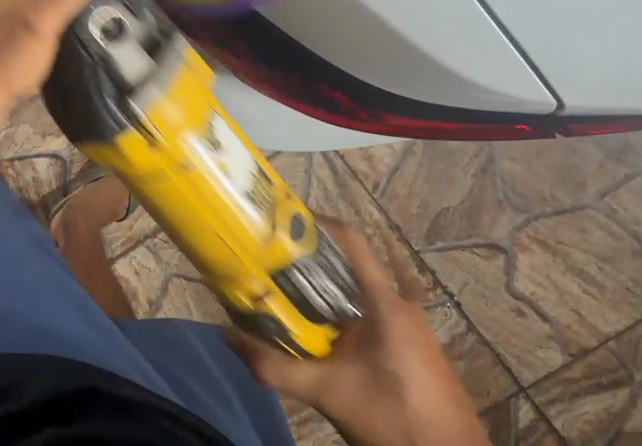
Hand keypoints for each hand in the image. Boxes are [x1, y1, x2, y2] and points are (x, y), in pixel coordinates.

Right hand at [225, 224, 490, 445]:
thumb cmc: (394, 419)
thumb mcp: (327, 394)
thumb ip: (275, 366)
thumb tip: (226, 335)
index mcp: (385, 303)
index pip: (350, 239)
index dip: (315, 222)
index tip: (279, 222)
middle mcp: (402, 303)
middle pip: (352, 260)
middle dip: (312, 255)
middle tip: (274, 258)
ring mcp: (413, 323)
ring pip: (363, 284)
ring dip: (329, 280)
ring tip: (290, 287)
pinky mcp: (415, 343)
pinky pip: (375, 306)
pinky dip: (347, 303)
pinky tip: (325, 323)